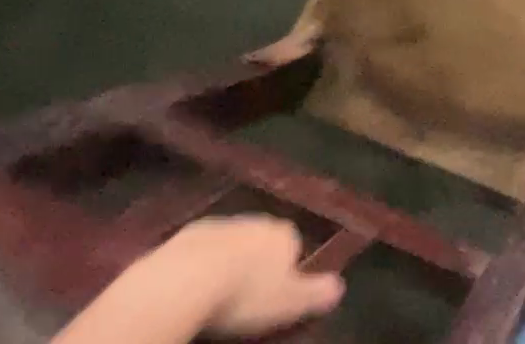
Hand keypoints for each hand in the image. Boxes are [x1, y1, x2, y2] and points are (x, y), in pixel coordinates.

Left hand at [145, 215, 345, 336]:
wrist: (183, 282)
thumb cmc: (245, 293)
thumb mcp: (289, 302)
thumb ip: (317, 293)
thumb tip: (341, 286)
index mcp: (284, 234)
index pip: (293, 247)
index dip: (284, 271)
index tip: (272, 296)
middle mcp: (257, 221)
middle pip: (260, 241)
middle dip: (255, 261)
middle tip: (243, 296)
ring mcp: (220, 225)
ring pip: (230, 243)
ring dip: (226, 261)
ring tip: (214, 294)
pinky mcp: (184, 234)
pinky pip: (198, 250)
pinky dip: (196, 264)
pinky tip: (188, 288)